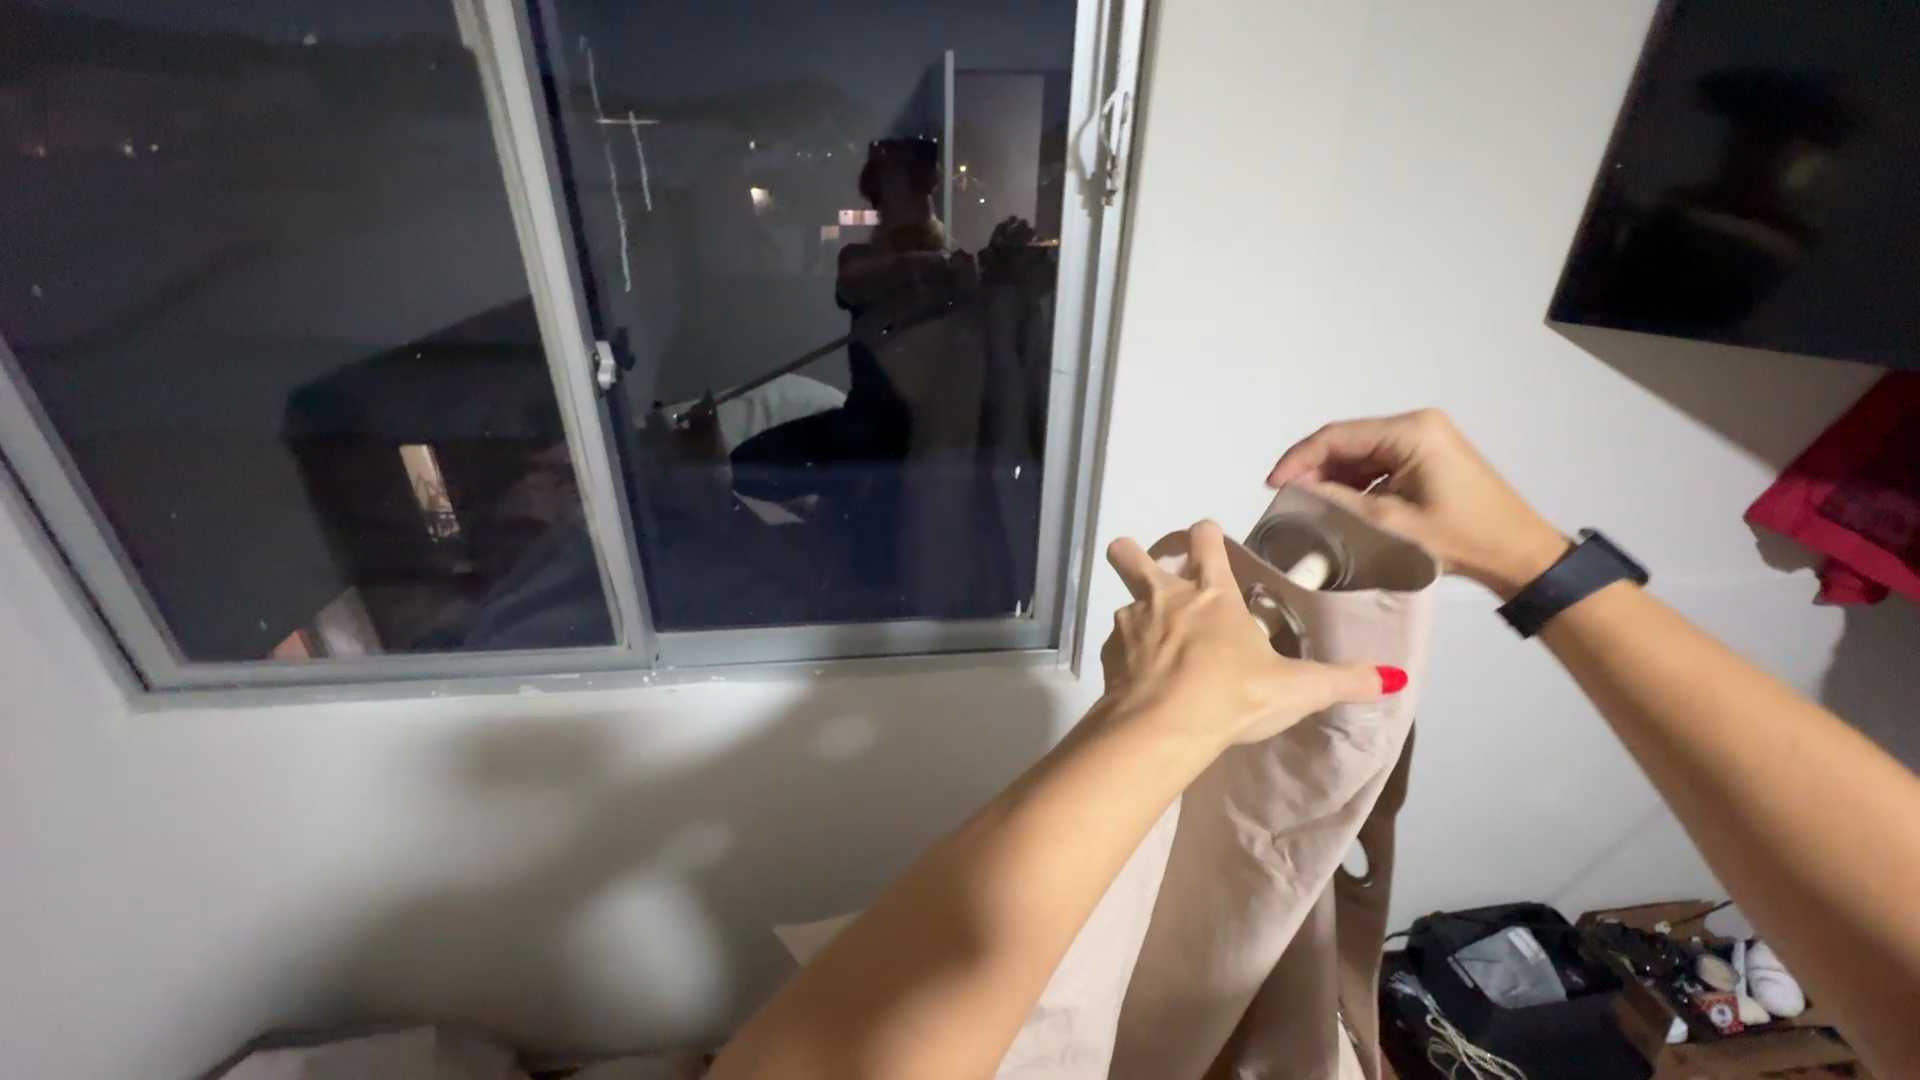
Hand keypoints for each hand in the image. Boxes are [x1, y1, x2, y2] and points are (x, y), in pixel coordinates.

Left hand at [1101, 521, 1400, 746]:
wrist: (1163, 727)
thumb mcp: (1297, 690)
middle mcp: (1164, 597)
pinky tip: (1141, 678)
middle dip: (1132, 553)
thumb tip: (1392, 676)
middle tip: (1141, 564)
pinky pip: (1115, 644)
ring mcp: (1130, 623)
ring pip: (1123, 603)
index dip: (1205, 533)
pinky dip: (1126, 654)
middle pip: (1131, 555)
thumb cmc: (1233, 695)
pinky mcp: (1108, 654)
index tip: (1207, 537)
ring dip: (1136, 615)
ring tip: (1152, 644)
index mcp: (1211, 593)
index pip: (1204, 541)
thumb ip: (1342, 680)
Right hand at [1267, 409, 1567, 599]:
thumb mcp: (1391, 522)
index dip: (1299, 459)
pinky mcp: (1427, 453)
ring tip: (1305, 500)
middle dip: (1312, 466)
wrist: (1519, 554)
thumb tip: (1298, 490)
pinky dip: (1353, 478)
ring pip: (1359, 450)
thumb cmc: (1460, 537)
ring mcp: (1424, 437)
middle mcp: (1417, 423)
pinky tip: (1336, 499)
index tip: (1273, 486)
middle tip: (1284, 495)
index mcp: (1411, 431)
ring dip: (1331, 473)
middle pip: (1347, 439)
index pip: (1338, 435)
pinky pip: (1377, 460)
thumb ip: (1340, 500)